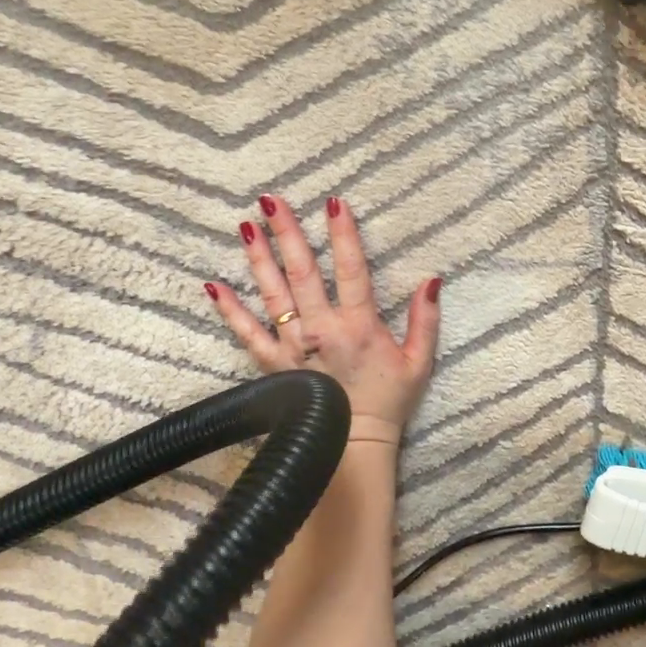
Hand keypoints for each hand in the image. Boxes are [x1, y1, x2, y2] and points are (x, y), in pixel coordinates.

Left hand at [205, 195, 440, 445]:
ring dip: (258, 258)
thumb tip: (432, 280)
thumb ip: (425, 319)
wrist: (353, 445)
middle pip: (302, 272)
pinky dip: (229, 310)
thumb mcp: (419, 361)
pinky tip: (213, 285)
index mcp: (358, 326)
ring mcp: (293, 346)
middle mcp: (321, 329)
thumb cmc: (389, 402)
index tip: (333, 203)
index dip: (342, 235)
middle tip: (270, 201)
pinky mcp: (273, 364)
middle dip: (286, 233)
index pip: (350, 269)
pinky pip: (246, 333)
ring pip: (272, 294)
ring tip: (246, 226)